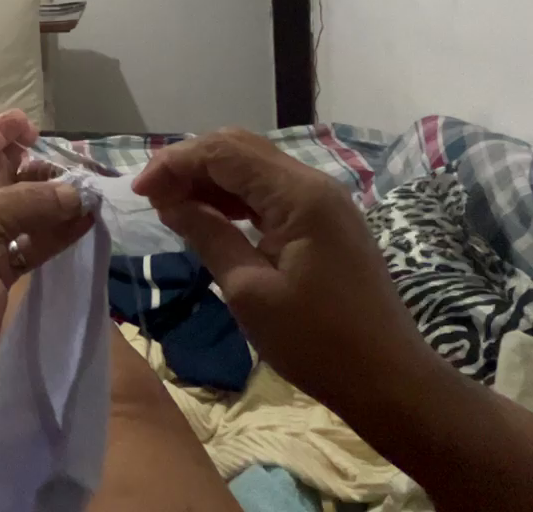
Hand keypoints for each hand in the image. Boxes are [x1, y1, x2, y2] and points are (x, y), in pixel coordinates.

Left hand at [0, 110, 92, 369]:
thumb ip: (29, 202)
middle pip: (2, 177)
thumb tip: (78, 192)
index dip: (0, 133)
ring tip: (90, 191)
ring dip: (52, 202)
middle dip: (35, 168)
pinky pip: (31, 244)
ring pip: (21, 211)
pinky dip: (56, 234)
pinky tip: (85, 222)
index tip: (32, 122)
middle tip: (75, 163)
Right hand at [131, 128, 443, 414]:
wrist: (393, 384)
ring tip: (172, 206)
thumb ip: (207, 234)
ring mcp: (321, 200)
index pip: (222, 153)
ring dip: (207, 178)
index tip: (139, 193)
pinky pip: (266, 188)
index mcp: (298, 196)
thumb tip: (168, 202)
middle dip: (187, 164)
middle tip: (152, 196)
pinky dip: (230, 194)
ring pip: (250, 164)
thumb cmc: (318, 342)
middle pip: (236, 147)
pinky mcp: (322, 220)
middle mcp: (312, 184)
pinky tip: (207, 216)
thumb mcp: (249, 290)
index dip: (174, 164)